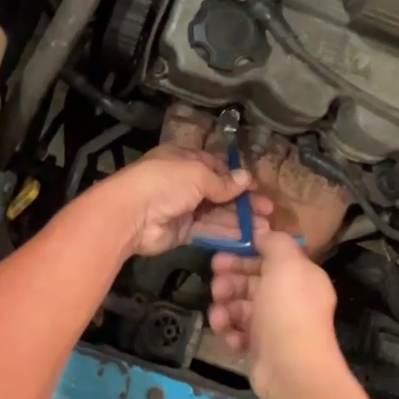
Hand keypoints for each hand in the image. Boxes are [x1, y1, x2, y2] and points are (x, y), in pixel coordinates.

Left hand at [85, 144, 274, 256]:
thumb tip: (246, 178)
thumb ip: (222, 181)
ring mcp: (184, 208)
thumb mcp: (197, 174)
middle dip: (242, 201)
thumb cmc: (165, 181)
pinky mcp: (183, 232)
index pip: (215, 166)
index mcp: (184, 159)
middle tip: (267, 211)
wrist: (131, 214)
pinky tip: (248, 238)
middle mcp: (185, 182)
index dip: (236, 177)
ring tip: (265, 228)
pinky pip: (208, 231)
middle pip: (219, 192)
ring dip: (239, 219)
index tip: (257, 188)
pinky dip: (227, 234)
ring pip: (216, 214)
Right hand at [208, 230, 344, 398]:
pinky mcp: (260, 347)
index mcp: (299, 276)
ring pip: (241, 306)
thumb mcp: (286, 264)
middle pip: (252, 280)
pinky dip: (230, 330)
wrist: (292, 370)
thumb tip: (262, 233)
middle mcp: (288, 298)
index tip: (222, 252)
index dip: (245, 252)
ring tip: (218, 315)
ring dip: (225, 307)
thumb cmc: (289, 311)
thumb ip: (275, 242)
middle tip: (215, 285)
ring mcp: (274, 324)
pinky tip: (229, 334)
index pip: (269, 256)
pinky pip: (239, 331)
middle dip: (230, 280)